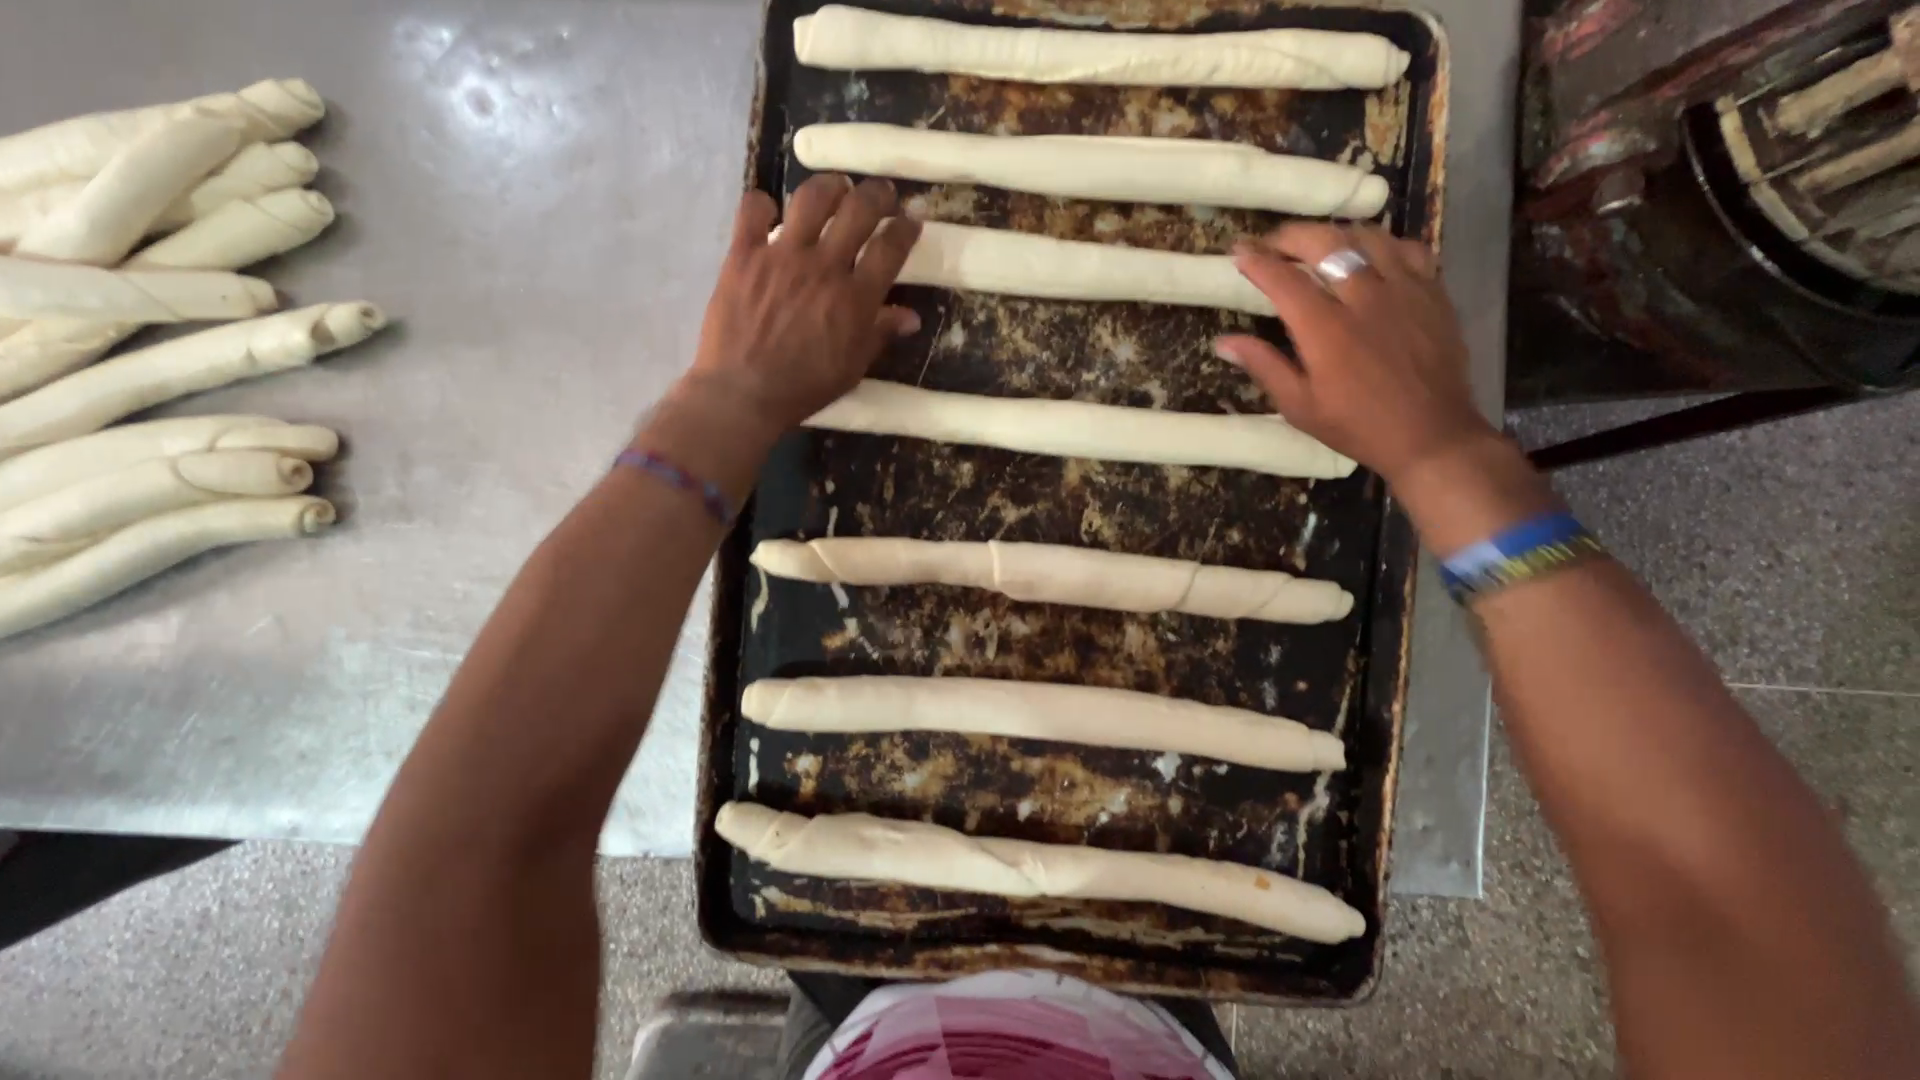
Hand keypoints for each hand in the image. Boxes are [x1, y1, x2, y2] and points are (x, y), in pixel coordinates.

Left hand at [685, 173, 922, 431]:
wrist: (743, 392)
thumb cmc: (804, 387)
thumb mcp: (852, 368)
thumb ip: (879, 334)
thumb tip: (910, 316)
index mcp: (855, 298)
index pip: (891, 247)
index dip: (906, 228)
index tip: (911, 221)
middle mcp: (824, 267)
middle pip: (859, 209)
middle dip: (878, 194)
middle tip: (881, 195)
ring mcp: (782, 256)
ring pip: (812, 198)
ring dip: (829, 186)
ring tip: (836, 188)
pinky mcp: (744, 254)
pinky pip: (752, 210)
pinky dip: (762, 203)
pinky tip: (769, 211)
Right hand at [1214, 223, 1498, 484]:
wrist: (1432, 435)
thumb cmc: (1358, 426)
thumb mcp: (1300, 407)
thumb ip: (1264, 367)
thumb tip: (1224, 342)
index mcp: (1326, 330)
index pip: (1284, 279)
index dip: (1257, 260)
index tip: (1238, 250)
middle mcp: (1365, 298)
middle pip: (1325, 244)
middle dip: (1292, 235)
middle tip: (1274, 242)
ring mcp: (1404, 290)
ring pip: (1367, 237)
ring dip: (1335, 235)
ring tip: (1318, 245)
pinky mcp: (1433, 292)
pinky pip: (1407, 249)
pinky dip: (1382, 245)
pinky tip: (1370, 257)